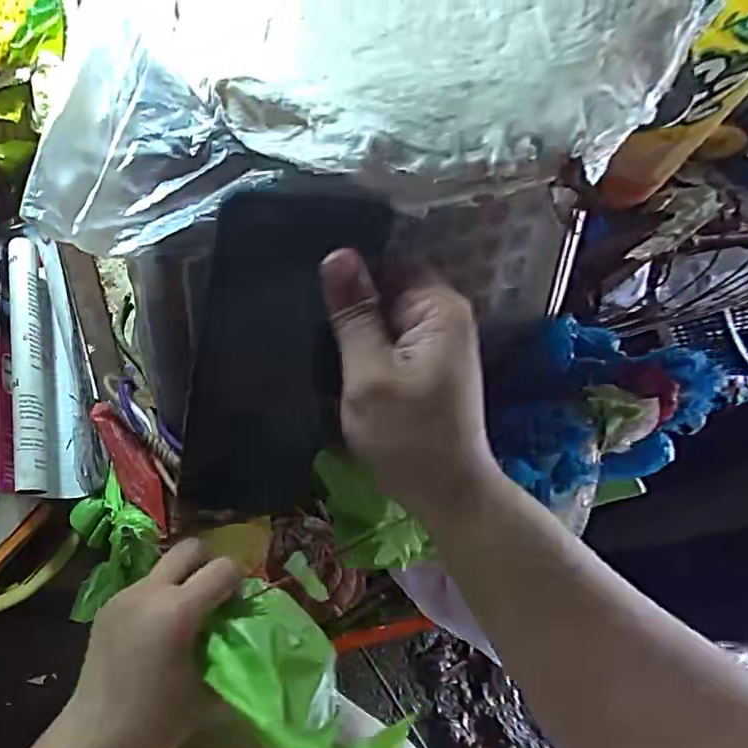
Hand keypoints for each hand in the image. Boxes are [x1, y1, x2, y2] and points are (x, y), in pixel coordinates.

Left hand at [57, 539, 241, 747]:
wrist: (97, 735)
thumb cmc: (158, 721)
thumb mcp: (209, 688)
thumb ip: (229, 648)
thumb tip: (240, 628)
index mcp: (176, 611)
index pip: (222, 568)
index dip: (238, 583)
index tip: (239, 608)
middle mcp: (147, 592)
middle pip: (189, 549)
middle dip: (209, 566)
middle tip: (216, 600)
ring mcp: (121, 596)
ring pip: (163, 567)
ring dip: (182, 581)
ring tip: (187, 619)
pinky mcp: (106, 607)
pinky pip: (143, 587)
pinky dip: (160, 596)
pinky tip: (159, 631)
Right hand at [320, 249, 502, 519]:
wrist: (442, 489)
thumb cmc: (405, 435)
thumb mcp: (367, 375)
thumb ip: (352, 317)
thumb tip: (336, 257)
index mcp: (438, 309)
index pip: (390, 264)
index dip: (351, 275)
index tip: (309, 292)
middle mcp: (444, 319)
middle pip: (389, 291)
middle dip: (350, 305)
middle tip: (302, 320)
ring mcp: (437, 347)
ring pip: (385, 321)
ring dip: (353, 332)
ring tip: (312, 342)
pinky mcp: (425, 371)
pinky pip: (389, 345)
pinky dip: (363, 353)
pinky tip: (336, 367)